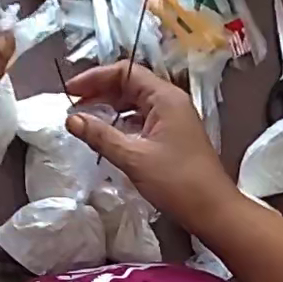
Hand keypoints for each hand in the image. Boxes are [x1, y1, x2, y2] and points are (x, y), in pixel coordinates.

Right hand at [64, 64, 241, 230]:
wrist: (212, 210)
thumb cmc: (176, 181)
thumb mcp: (133, 157)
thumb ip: (100, 136)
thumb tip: (71, 119)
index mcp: (165, 98)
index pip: (125, 71)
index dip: (95, 78)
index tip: (70, 92)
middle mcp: (170, 102)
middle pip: (130, 85)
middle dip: (100, 93)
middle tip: (73, 108)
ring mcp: (173, 120)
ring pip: (135, 105)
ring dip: (109, 109)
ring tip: (85, 122)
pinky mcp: (172, 138)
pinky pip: (142, 122)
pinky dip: (122, 125)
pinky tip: (106, 137)